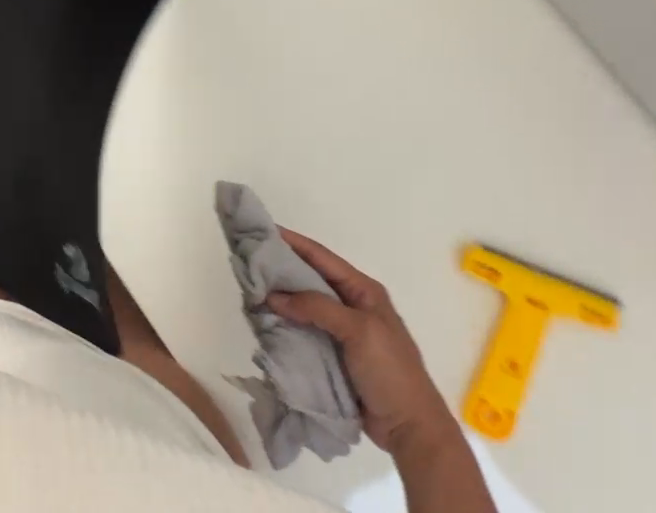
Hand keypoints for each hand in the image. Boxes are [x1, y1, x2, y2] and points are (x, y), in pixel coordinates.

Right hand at [268, 228, 460, 457]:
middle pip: (308, 277)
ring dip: (277, 295)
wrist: (409, 427)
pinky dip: (281, 320)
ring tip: (247, 285)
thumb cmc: (391, 371)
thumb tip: (272, 295)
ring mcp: (340, 328)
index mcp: (363, 291)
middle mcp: (350, 304)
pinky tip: (261, 316)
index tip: (260, 228)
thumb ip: (317, 307)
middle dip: (278, 266)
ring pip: (301, 302)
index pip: (320, 257)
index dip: (291, 241)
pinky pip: (300, 326)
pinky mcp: (330, 350)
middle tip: (246, 257)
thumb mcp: (359, 331)